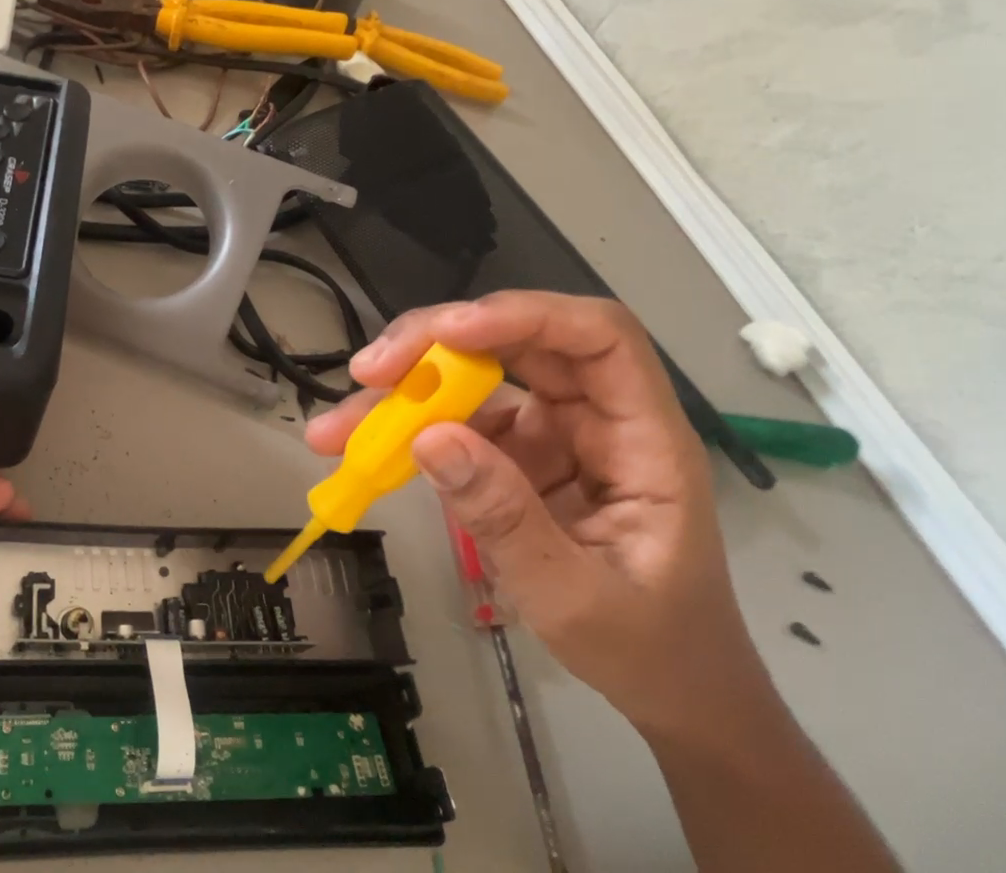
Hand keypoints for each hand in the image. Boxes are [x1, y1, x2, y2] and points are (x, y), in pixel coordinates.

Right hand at [307, 292, 768, 737]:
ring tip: (334, 429)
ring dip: (403, 394)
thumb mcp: (573, 596)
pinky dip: (405, 433)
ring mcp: (556, 436)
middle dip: (436, 346)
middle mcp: (598, 418)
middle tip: (366, 372)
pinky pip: (458, 426)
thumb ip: (505, 518)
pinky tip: (360, 453)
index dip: (522, 317)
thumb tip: (429, 439)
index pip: (595, 339)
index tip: (443, 335)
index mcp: (643, 438)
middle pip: (520, 343)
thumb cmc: (648, 646)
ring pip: (476, 382)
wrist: (671, 687)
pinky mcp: (520, 458)